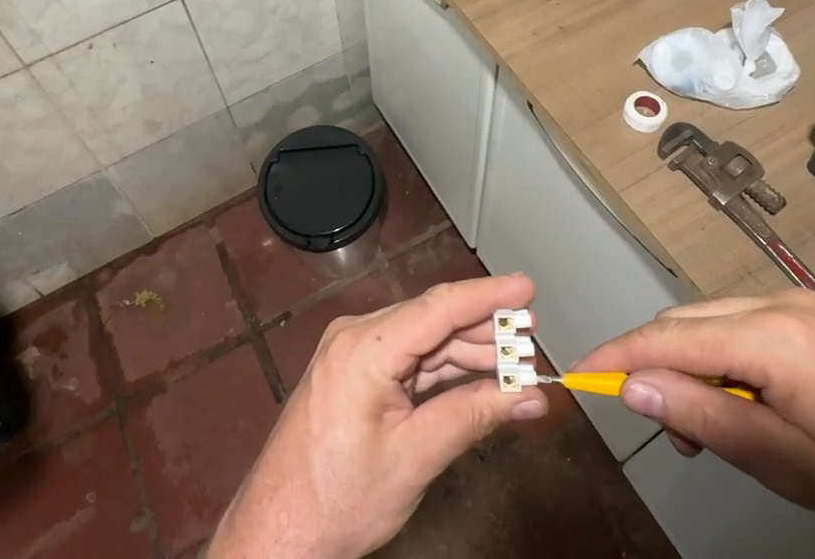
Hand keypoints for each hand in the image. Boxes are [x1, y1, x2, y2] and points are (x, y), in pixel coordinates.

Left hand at [210, 275, 548, 558]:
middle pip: (433, 320)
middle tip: (532, 332)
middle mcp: (354, 339)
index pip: (437, 307)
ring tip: (517, 359)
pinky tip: (480, 378)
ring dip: (470, 350)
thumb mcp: (415, 456)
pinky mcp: (355, 375)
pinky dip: (445, 369)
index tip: (526, 287)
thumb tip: (526, 396)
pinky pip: (409, 360)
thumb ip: (474, 417)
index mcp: (363, 348)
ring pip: (424, 340)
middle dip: (486, 326)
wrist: (281, 528)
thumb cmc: (334, 497)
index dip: (487, 295)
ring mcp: (352, 355)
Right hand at [577, 290, 814, 558]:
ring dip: (687, 364)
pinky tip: (737, 404)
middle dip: (650, 363)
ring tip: (698, 426)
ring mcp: (805, 310)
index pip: (666, 338)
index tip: (576, 379)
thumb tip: (632, 387)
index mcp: (772, 336)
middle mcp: (780, 306)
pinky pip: (746, 330)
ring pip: (712, 324)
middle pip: (684, 321)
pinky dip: (722, 361)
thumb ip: (702, 416)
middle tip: (650, 422)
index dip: (615, 356)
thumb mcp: (788, 463)